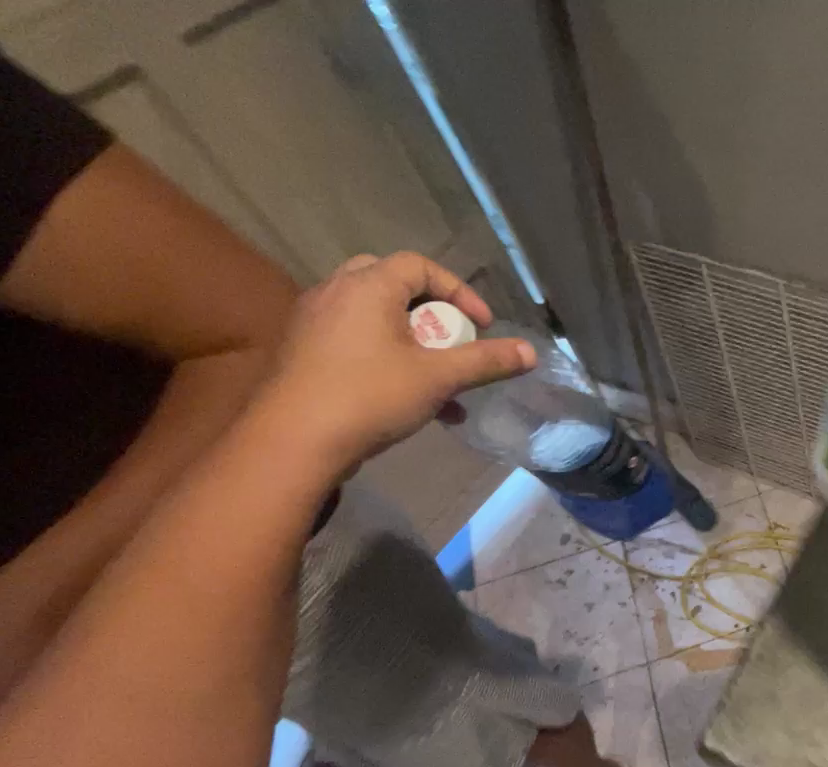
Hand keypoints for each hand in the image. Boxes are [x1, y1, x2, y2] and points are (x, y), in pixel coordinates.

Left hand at [255, 252, 535, 469]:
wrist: (295, 440)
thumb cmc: (370, 396)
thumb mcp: (439, 378)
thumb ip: (486, 361)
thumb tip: (531, 352)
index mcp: (367, 287)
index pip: (420, 265)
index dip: (459, 291)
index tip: (482, 326)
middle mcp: (336, 292)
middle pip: (393, 284)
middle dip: (433, 312)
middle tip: (452, 338)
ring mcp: (315, 321)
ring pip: (376, 316)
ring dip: (414, 341)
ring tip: (440, 378)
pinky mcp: (306, 351)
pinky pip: (357, 339)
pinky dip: (389, 357)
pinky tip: (413, 399)